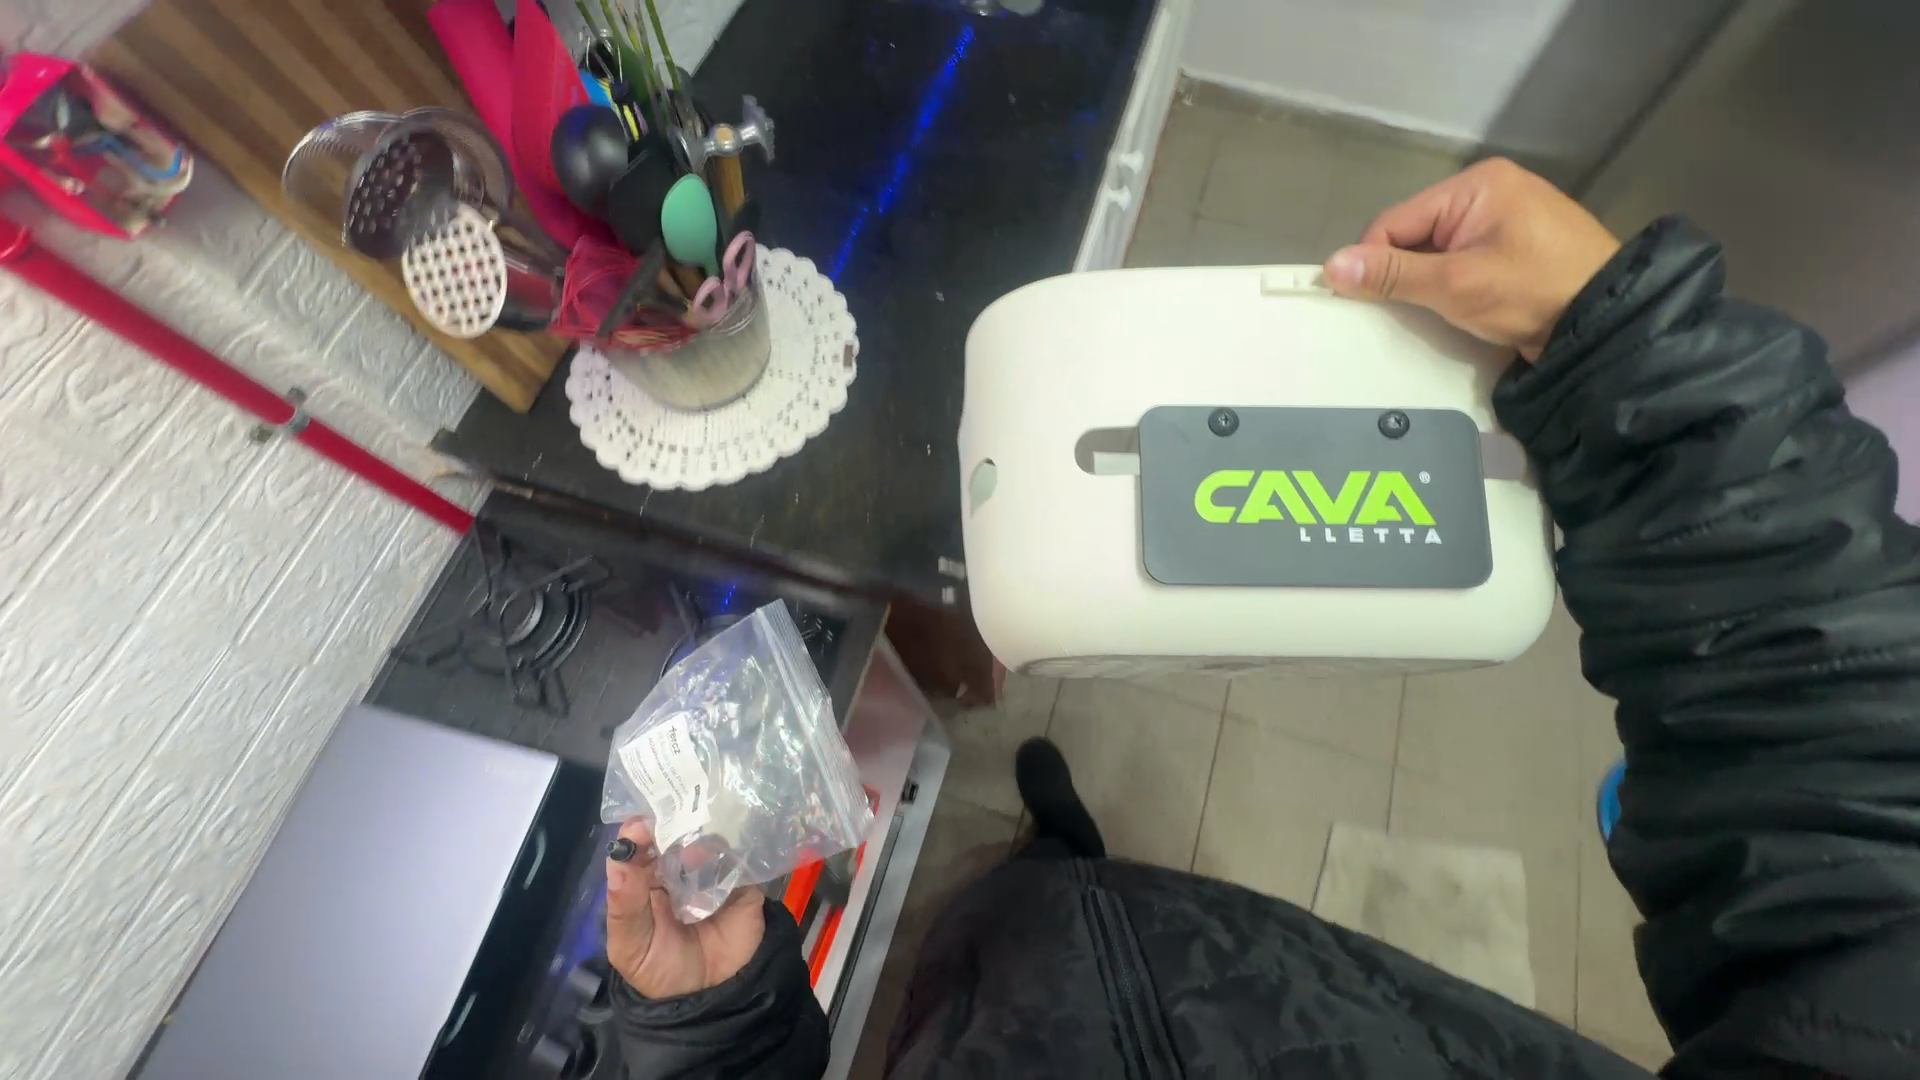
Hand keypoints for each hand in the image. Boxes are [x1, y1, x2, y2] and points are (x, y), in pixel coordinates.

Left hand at [604, 818, 765, 997]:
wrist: (714, 995)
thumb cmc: (662, 969)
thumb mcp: (631, 946)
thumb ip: (625, 906)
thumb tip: (618, 857)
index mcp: (645, 878)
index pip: (638, 845)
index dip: (637, 831)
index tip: (641, 825)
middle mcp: (677, 865)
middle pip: (674, 832)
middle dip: (672, 824)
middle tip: (673, 823)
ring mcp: (711, 867)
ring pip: (706, 836)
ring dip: (702, 835)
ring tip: (697, 853)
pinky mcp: (741, 874)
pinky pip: (738, 852)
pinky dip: (731, 847)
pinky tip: (724, 854)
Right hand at [1321, 158, 1621, 360]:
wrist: (1603, 319)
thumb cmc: (1530, 293)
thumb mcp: (1454, 284)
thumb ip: (1390, 274)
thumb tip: (1330, 267)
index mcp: (1473, 186)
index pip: (1393, 222)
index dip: (1371, 262)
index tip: (1364, 302)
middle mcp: (1484, 190)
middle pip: (1409, 233)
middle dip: (1398, 271)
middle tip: (1402, 308)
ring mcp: (1498, 214)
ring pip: (1427, 248)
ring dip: (1419, 279)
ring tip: (1429, 306)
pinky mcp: (1506, 240)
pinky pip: (1451, 256)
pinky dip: (1440, 281)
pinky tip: (1448, 301)